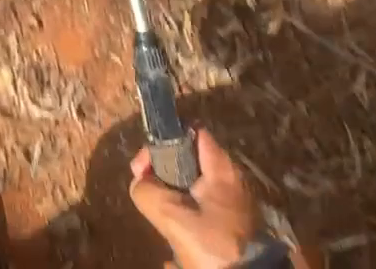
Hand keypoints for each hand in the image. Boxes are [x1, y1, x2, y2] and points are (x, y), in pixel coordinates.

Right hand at [129, 129, 257, 268]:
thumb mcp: (172, 217)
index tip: (146, 163)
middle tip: (148, 189)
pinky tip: (178, 227)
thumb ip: (148, 191)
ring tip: (161, 212)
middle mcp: (232, 178)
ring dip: (174, 193)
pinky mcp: (235, 222)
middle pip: (189, 158)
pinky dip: (187, 209)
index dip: (165, 139)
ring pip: (194, 183)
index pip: (191, 131)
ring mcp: (235, 201)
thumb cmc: (213, 244)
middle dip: (164, 170)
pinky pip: (203, 204)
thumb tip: (139, 180)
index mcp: (223, 168)